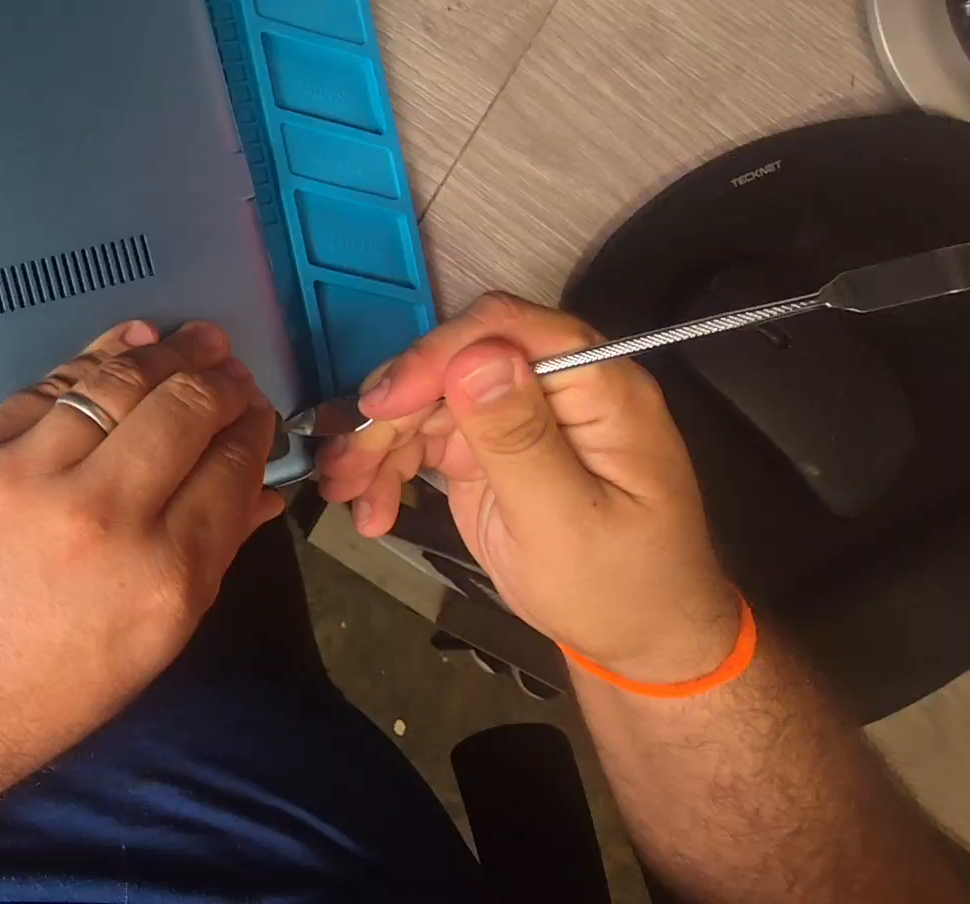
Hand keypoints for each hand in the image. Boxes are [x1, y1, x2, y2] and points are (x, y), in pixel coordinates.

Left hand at [0, 320, 283, 803]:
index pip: (229, 470)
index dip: (252, 430)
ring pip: (116, 382)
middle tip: (228, 367)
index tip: (256, 413)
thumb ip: (211, 555)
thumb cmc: (48, 689)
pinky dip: (94, 358)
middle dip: (218, 381)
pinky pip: (48, 386)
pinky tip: (126, 342)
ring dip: (164, 353)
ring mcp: (30, 475)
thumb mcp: (150, 645)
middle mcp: (103, 515)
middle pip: (181, 410)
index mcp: (163, 577)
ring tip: (191, 338)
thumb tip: (259, 487)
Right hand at [315, 293, 741, 684]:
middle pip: (445, 368)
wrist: (627, 637)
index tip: (383, 404)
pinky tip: (370, 511)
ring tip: (342, 492)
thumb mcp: (565, 520)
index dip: (437, 355)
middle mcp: (545, 389)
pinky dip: (383, 471)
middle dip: (388, 414)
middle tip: (345, 466)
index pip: (507, 331)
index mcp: (593, 390)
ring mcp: (508, 417)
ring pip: (419, 403)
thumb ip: (520, 438)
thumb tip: (475, 359)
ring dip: (373, 446)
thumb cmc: (617, 586)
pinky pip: (415, 440)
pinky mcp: (477, 447)